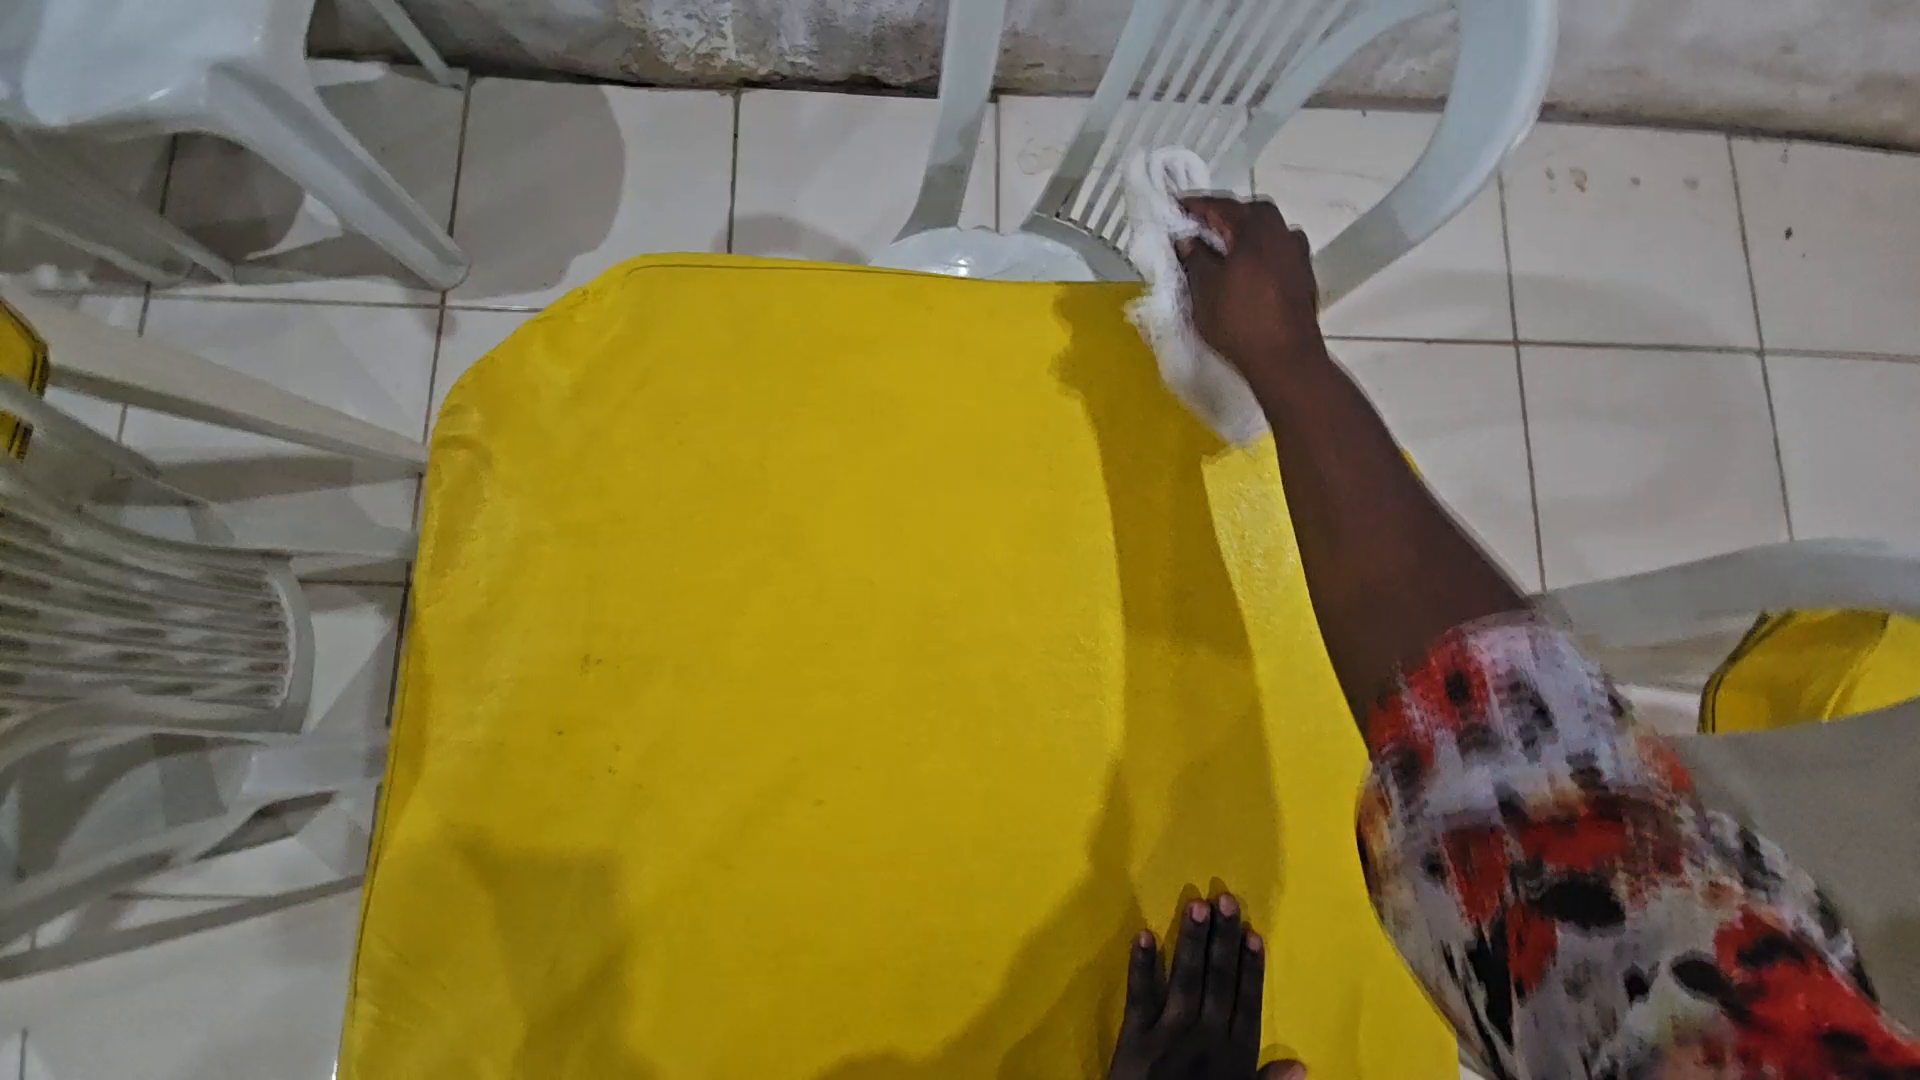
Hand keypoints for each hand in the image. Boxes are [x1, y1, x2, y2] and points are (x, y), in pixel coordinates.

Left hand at [1108, 893, 1305, 1079]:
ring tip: (1194, 903)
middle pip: (1217, 981)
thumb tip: (1302, 1065)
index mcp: (1233, 1057)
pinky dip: (1140, 965)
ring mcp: (1168, 1034)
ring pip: (1183, 979)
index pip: (1247, 1004)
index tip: (1253, 932)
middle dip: (1222, 940)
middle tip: (1224, 897)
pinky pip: (1139, 995)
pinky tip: (1142, 933)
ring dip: (1189, 942)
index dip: (1251, 968)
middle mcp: (1204, 1038)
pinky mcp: (1134, 1036)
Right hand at [1175, 197, 1326, 399]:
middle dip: (1225, 215)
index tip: (1176, 205)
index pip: (1221, 206)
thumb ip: (1196, 257)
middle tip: (1201, 226)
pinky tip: (1249, 268)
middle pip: (1250, 212)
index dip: (1196, 205)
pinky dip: (1260, 251)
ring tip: (1225, 247)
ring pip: (1268, 231)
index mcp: (1254, 230)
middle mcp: (1280, 233)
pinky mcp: (1303, 276)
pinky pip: (1277, 251)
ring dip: (1245, 232)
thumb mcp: (1205, 289)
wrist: (1285, 357)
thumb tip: (1188, 238)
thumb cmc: (1238, 321)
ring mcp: (1296, 254)